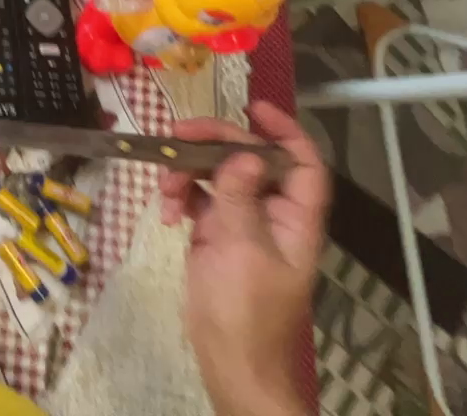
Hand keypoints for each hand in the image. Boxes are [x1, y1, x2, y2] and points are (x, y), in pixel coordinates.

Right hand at [160, 101, 328, 415]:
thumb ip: (241, 199)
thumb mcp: (243, 250)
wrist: (229, 359)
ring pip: (216, 174)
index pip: (302, 164)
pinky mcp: (215, 231)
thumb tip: (244, 154)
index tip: (253, 107)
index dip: (285, 132)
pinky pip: (196, 196)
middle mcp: (272, 213)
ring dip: (186, 172)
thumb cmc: (246, 310)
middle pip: (248, 160)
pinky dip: (178, 196)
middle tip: (177, 135)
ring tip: (164, 189)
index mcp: (295, 219)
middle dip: (213, 144)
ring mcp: (242, 221)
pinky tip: (166, 213)